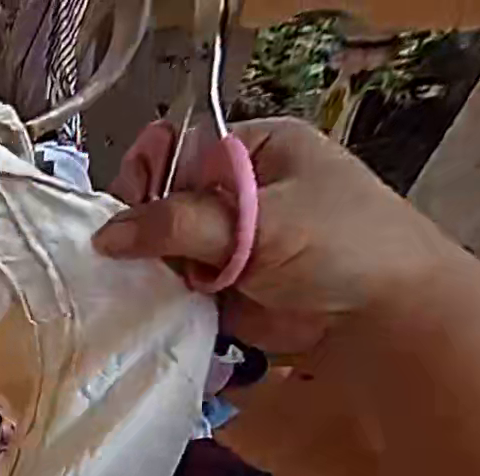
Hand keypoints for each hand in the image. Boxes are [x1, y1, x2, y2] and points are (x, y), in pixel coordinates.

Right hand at [92, 118, 471, 354]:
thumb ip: (180, 224)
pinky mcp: (215, 290)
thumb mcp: (261, 221)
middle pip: (161, 203)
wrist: (374, 320)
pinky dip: (157, 297)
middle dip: (141, 230)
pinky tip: (143, 306)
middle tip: (128, 260)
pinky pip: (172, 288)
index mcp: (249, 152)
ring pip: (162, 250)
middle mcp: (230, 195)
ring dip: (147, 269)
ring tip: (134, 287)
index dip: (146, 177)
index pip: (175, 151)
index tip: (129, 212)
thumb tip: (105, 235)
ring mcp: (221, 245)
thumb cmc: (336, 247)